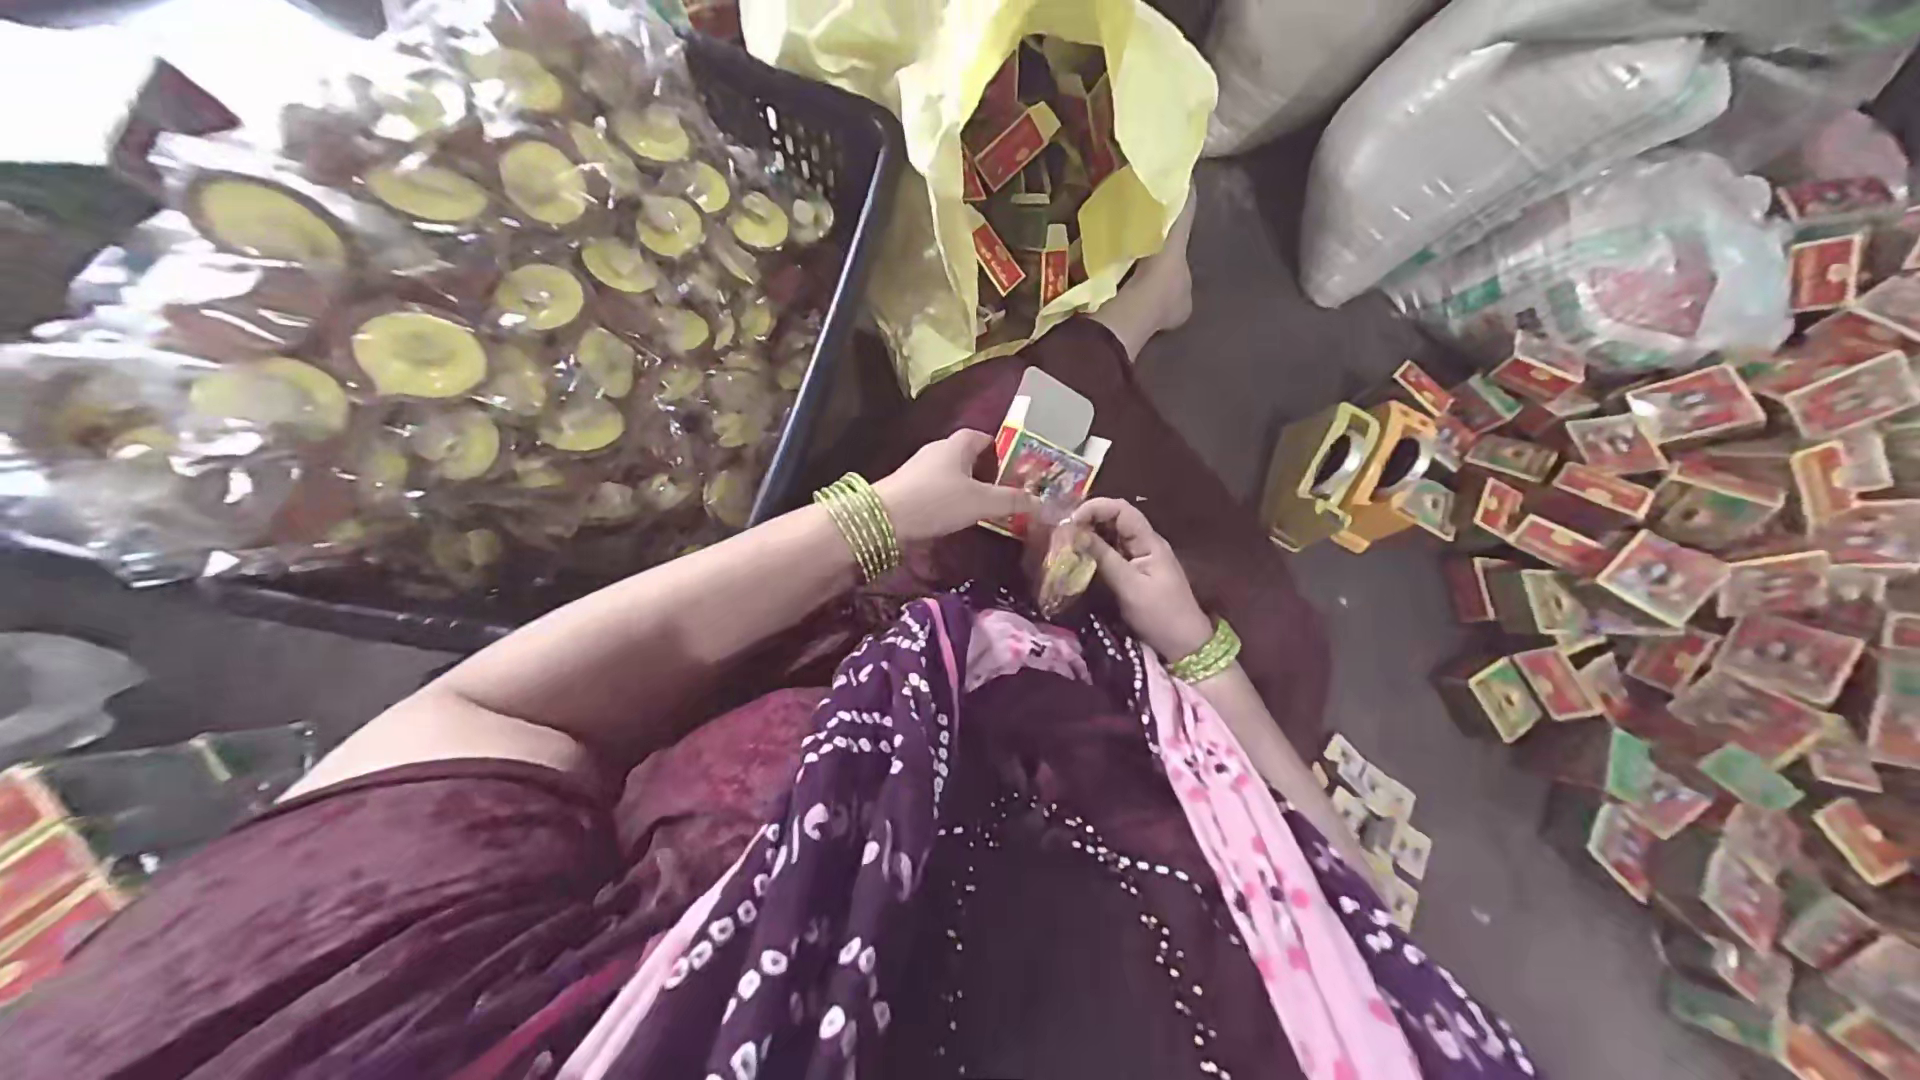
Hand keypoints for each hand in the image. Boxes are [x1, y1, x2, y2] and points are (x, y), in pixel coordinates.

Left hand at [873, 430, 1041, 544]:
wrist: (885, 518)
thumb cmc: (937, 501)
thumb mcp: (980, 502)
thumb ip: (1011, 501)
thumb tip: (1041, 503)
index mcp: (956, 445)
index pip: (981, 436)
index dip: (997, 447)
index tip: (1011, 466)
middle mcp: (936, 450)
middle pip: (964, 454)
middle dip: (982, 469)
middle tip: (1000, 489)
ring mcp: (918, 469)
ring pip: (948, 472)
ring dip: (964, 485)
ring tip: (980, 506)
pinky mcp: (906, 487)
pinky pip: (934, 487)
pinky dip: (947, 497)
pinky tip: (953, 515)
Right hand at [1075, 497, 1212, 659]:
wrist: (1184, 645)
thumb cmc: (1161, 615)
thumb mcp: (1130, 587)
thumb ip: (1103, 558)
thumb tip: (1075, 533)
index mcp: (1149, 541)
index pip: (1121, 509)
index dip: (1094, 508)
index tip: (1070, 522)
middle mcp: (1144, 543)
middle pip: (1114, 518)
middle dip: (1088, 520)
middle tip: (1062, 533)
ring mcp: (1139, 557)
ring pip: (1111, 535)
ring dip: (1089, 535)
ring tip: (1066, 543)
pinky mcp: (1133, 571)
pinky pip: (1111, 552)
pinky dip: (1094, 550)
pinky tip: (1079, 557)